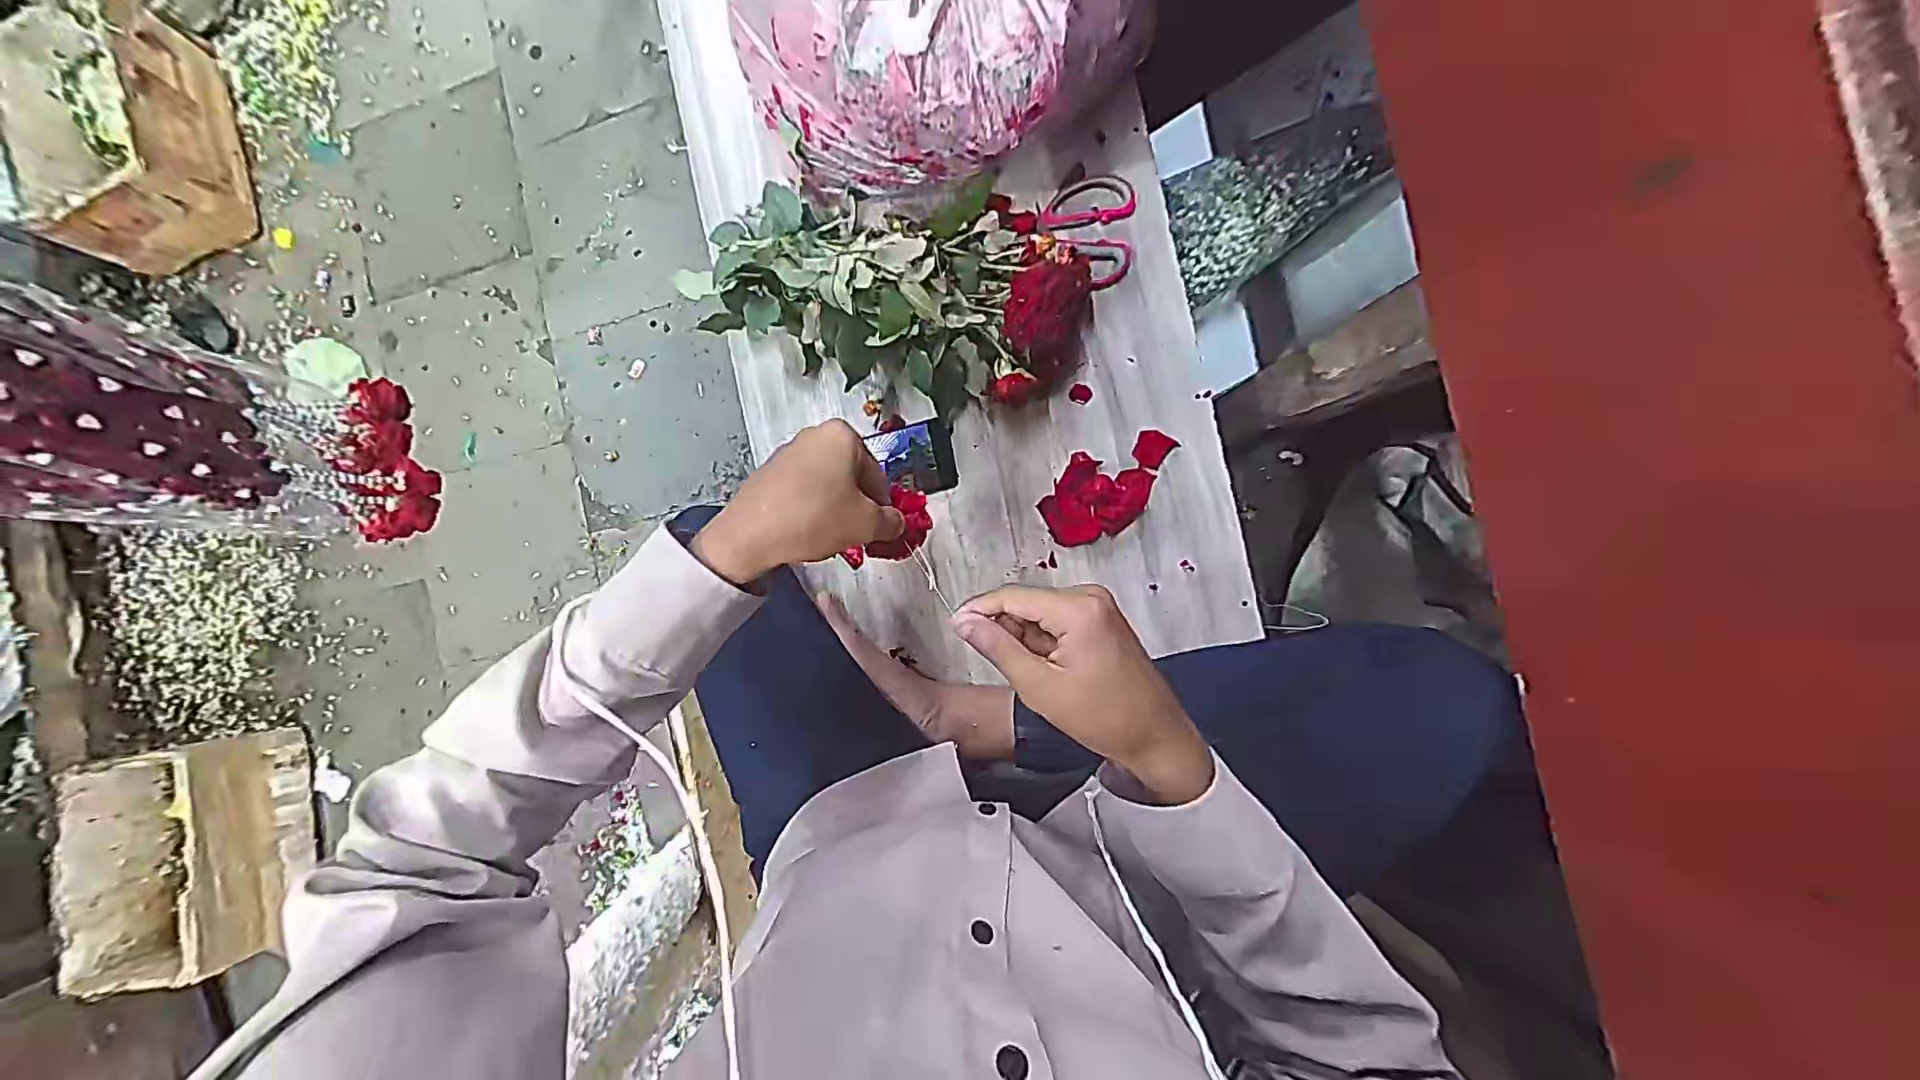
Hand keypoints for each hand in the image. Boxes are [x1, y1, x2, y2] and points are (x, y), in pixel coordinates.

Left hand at [692, 419, 904, 586]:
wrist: (752, 534)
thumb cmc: (814, 518)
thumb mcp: (867, 525)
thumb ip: (891, 522)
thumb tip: (896, 522)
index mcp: (842, 435)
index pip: (878, 475)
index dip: (882, 506)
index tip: (880, 527)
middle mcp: (815, 435)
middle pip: (852, 477)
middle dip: (858, 507)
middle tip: (856, 534)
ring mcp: (789, 452)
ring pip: (828, 485)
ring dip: (836, 509)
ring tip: (830, 536)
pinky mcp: (770, 472)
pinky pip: (804, 491)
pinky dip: (812, 509)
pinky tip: (808, 531)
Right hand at [951, 585, 1212, 803]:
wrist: (1154, 736)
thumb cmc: (1107, 718)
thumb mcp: (1039, 686)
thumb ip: (997, 647)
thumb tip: (966, 622)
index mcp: (1079, 608)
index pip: (1012, 596)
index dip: (978, 610)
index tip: (956, 624)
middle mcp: (1091, 597)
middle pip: (1026, 602)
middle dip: (1006, 630)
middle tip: (1003, 666)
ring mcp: (1097, 607)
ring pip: (1038, 613)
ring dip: (1025, 639)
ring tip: (1037, 676)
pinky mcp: (1099, 618)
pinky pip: (1056, 620)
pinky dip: (1043, 642)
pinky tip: (1050, 670)